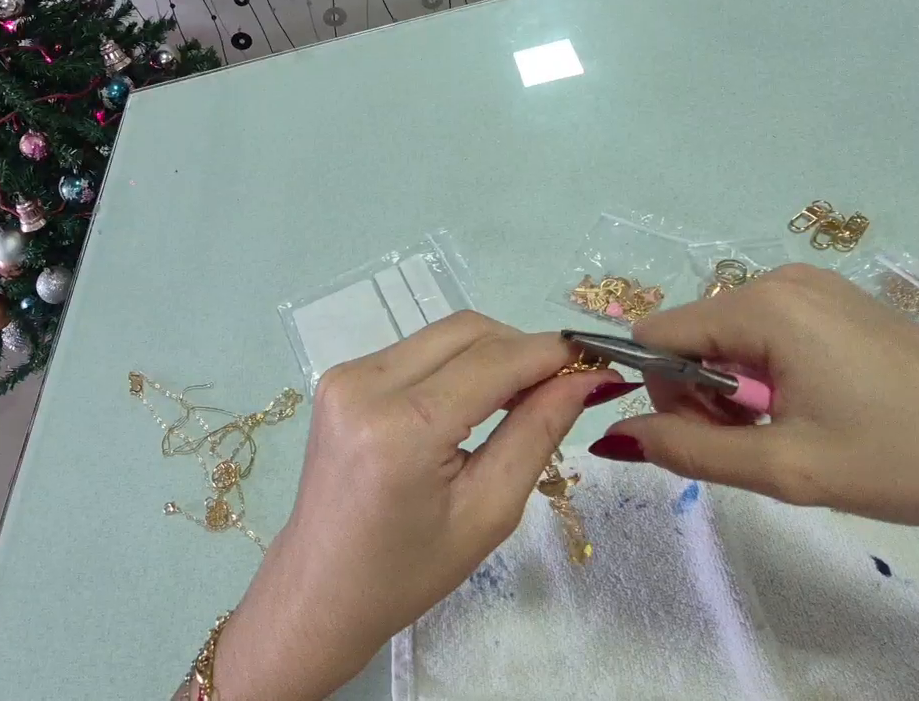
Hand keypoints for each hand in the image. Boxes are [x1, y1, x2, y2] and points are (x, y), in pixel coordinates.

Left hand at [210, 311, 621, 700]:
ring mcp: (344, 374)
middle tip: (560, 386)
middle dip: (521, 348)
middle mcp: (365, 383)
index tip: (597, 361)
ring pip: (439, 336)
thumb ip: (536, 432)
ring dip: (487, 354)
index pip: (493, 361)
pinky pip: (412, 351)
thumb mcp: (488, 512)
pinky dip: (451, 364)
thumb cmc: (409, 570)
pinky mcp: (337, 377)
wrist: (321, 585)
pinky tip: (469, 401)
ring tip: (518, 398)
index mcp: (401, 426)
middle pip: (465, 332)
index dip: (550, 353)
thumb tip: (585, 378)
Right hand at [587, 263, 918, 536]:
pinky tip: (820, 410)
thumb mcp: (787, 469)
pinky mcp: (839, 303)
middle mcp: (780, 280)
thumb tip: (612, 437)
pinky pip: (765, 332)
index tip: (717, 438)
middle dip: (705, 396)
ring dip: (737, 390)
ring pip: (727, 338)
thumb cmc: (906, 460)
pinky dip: (769, 375)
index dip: (665, 393)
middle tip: (765, 445)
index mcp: (762, 306)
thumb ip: (688, 451)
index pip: (656, 337)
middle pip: (692, 338)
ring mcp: (814, 287)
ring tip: (798, 432)